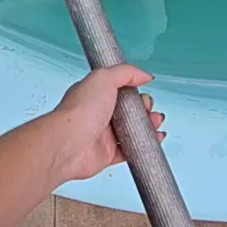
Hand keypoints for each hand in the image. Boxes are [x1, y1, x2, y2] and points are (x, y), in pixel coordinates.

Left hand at [37, 65, 162, 182]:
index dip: (135, 91)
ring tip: (156, 123)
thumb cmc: (79, 111)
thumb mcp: (104, 78)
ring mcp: (103, 134)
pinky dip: (143, 146)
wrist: (69, 144)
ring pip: (132, 130)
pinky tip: (154, 140)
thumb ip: (126, 72)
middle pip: (128, 110)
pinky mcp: (107, 153)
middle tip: (150, 110)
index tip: (143, 93)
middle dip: (145, 109)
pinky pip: (130, 151)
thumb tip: (144, 75)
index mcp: (94, 94)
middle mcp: (98, 113)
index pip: (119, 89)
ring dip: (148, 126)